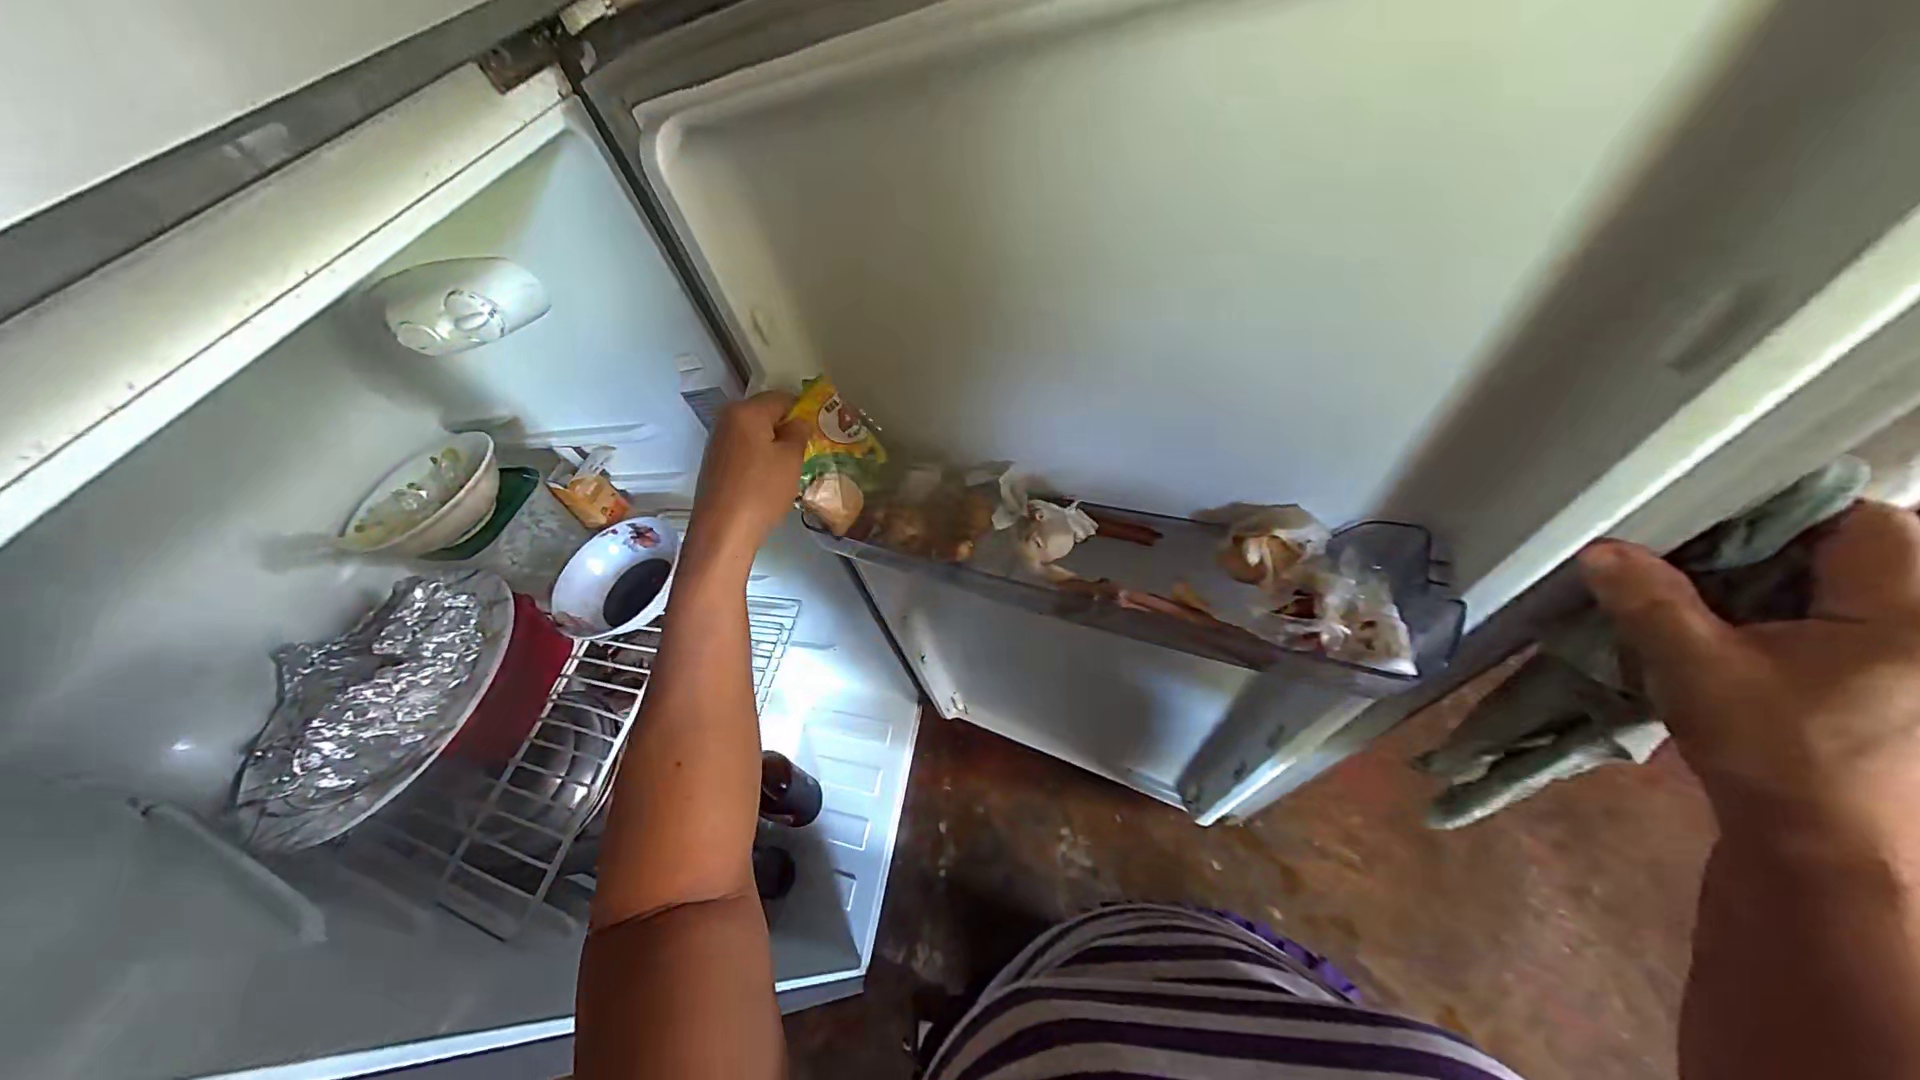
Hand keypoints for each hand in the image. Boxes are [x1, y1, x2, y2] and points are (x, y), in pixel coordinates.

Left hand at [685, 391, 807, 564]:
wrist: (724, 529)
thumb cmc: (761, 490)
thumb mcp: (791, 459)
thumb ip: (798, 432)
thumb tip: (797, 423)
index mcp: (745, 412)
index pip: (781, 398)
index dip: (803, 411)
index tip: (817, 431)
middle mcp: (726, 420)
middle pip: (764, 415)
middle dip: (786, 429)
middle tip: (805, 451)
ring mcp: (717, 442)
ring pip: (754, 435)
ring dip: (773, 446)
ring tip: (789, 469)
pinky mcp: (715, 463)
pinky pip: (744, 451)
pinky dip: (759, 459)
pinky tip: (769, 481)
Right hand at [1579, 502, 1919, 849]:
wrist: (1833, 859)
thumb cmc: (1778, 756)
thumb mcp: (1698, 670)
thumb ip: (1650, 602)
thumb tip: (1600, 550)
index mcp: (1911, 611)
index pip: (1860, 518)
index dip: (1775, 515)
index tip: (1701, 532)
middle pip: (1850, 551)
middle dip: (1763, 555)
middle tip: (1685, 568)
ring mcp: (1915, 665)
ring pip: (1841, 591)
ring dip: (1768, 590)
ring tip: (1696, 605)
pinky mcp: (1895, 692)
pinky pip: (1840, 629)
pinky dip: (1783, 623)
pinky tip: (1731, 643)